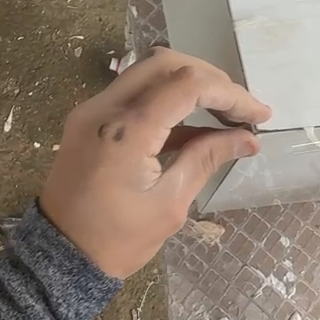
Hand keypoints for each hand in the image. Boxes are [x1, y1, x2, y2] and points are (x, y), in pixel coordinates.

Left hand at [41, 48, 272, 278]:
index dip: (230, 94)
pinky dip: (166, 98)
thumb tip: (247, 138)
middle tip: (240, 109)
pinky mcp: (88, 118)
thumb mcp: (169, 205)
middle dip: (210, 79)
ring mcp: (91, 109)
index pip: (187, 86)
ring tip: (224, 113)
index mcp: (126, 131)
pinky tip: (195, 124)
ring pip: (147, 71)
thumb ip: (206, 159)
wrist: (60, 256)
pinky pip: (133, 92)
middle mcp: (104, 108)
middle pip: (166, 63)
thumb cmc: (116, 239)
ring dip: (188, 83)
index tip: (259, 115)